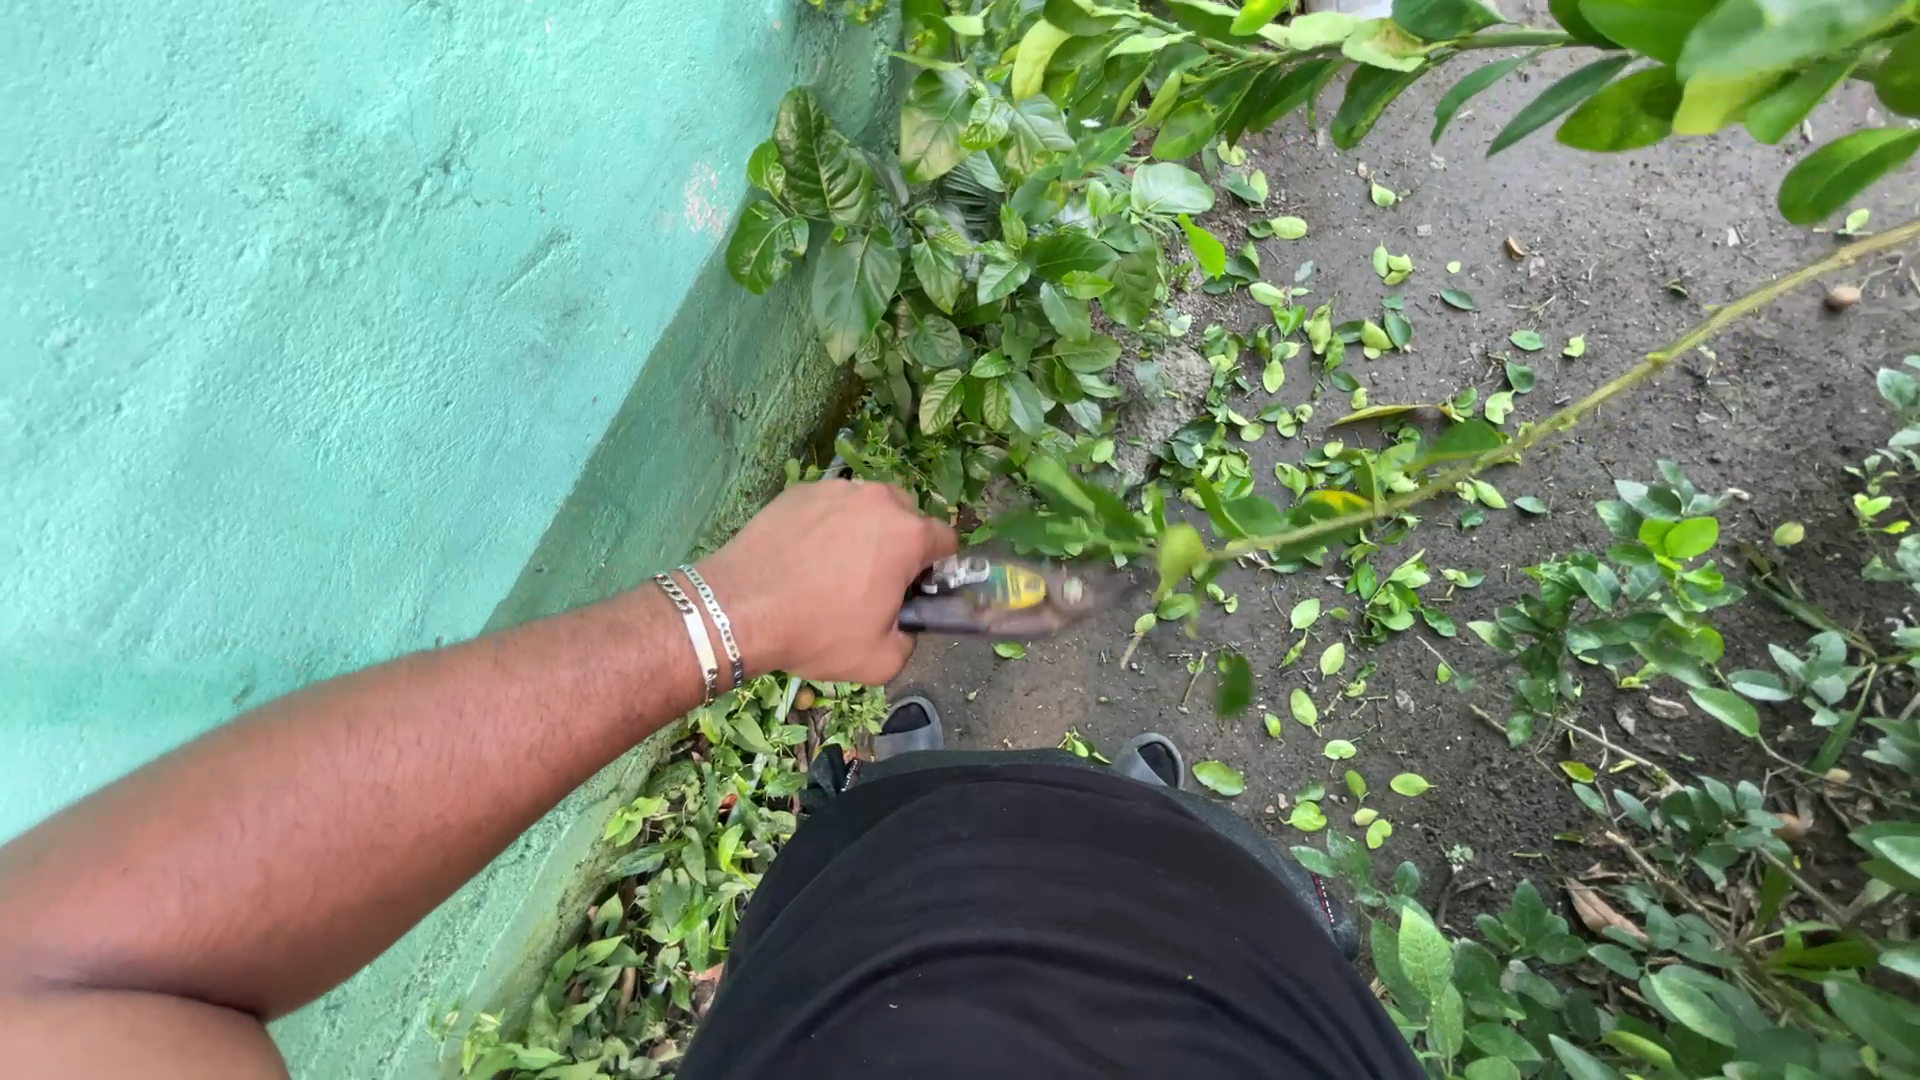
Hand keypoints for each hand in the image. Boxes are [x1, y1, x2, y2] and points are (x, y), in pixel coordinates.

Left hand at [693, 480, 957, 685]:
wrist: (738, 609)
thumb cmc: (816, 632)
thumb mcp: (881, 660)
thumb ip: (911, 639)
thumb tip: (905, 625)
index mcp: (907, 535)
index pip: (947, 541)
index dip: (937, 568)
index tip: (915, 588)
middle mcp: (878, 500)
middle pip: (908, 516)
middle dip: (901, 544)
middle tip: (875, 579)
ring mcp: (837, 489)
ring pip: (868, 507)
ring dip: (865, 531)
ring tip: (835, 566)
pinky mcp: (800, 490)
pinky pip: (831, 505)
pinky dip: (827, 524)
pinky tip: (805, 555)